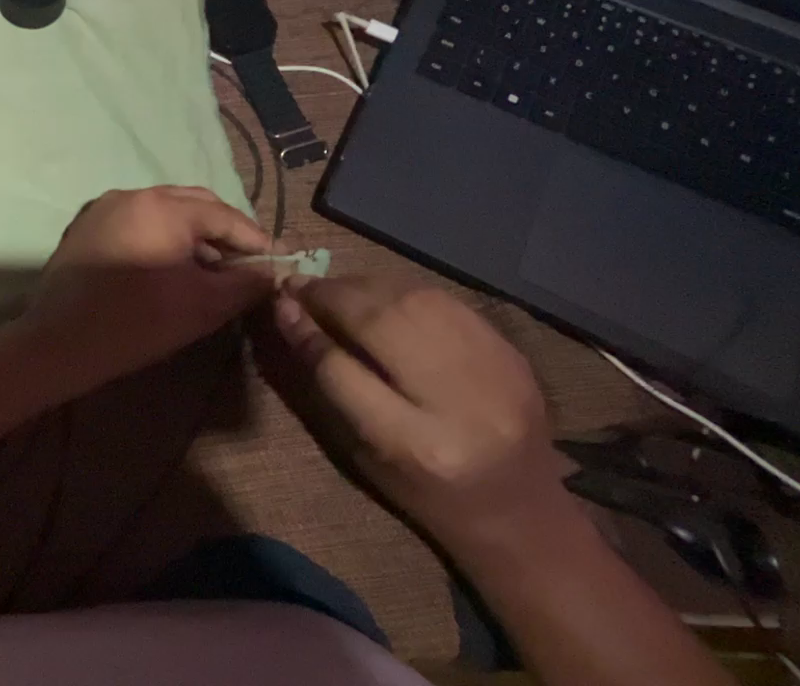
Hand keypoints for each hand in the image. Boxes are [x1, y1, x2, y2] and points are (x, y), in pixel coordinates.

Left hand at [18, 186, 274, 378]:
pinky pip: (134, 222)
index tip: (279, 262)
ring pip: (162, 211)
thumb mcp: (204, 305)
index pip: (224, 215)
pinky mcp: (85, 226)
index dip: (256, 240)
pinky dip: (159, 237)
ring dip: (191, 234)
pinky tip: (171, 267)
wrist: (61, 341)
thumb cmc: (138, 322)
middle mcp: (131, 195)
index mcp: (162, 207)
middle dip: (224, 231)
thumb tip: (271, 271)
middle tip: (248, 263)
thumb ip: (245, 283)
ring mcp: (103, 208)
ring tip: (213, 268)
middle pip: (193, 204)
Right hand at [266, 276, 567, 551]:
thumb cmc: (423, 489)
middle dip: (332, 296)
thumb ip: (327, 380)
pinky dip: (400, 292)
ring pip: (413, 300)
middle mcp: (459, 402)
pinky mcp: (511, 353)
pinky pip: (443, 302)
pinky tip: (380, 298)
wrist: (522, 512)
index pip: (342, 370)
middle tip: (299, 286)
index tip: (278, 301)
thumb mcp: (362, 450)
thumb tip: (288, 313)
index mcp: (413, 443)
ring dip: (363, 287)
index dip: (305, 329)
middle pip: (382, 323)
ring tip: (334, 290)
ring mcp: (494, 372)